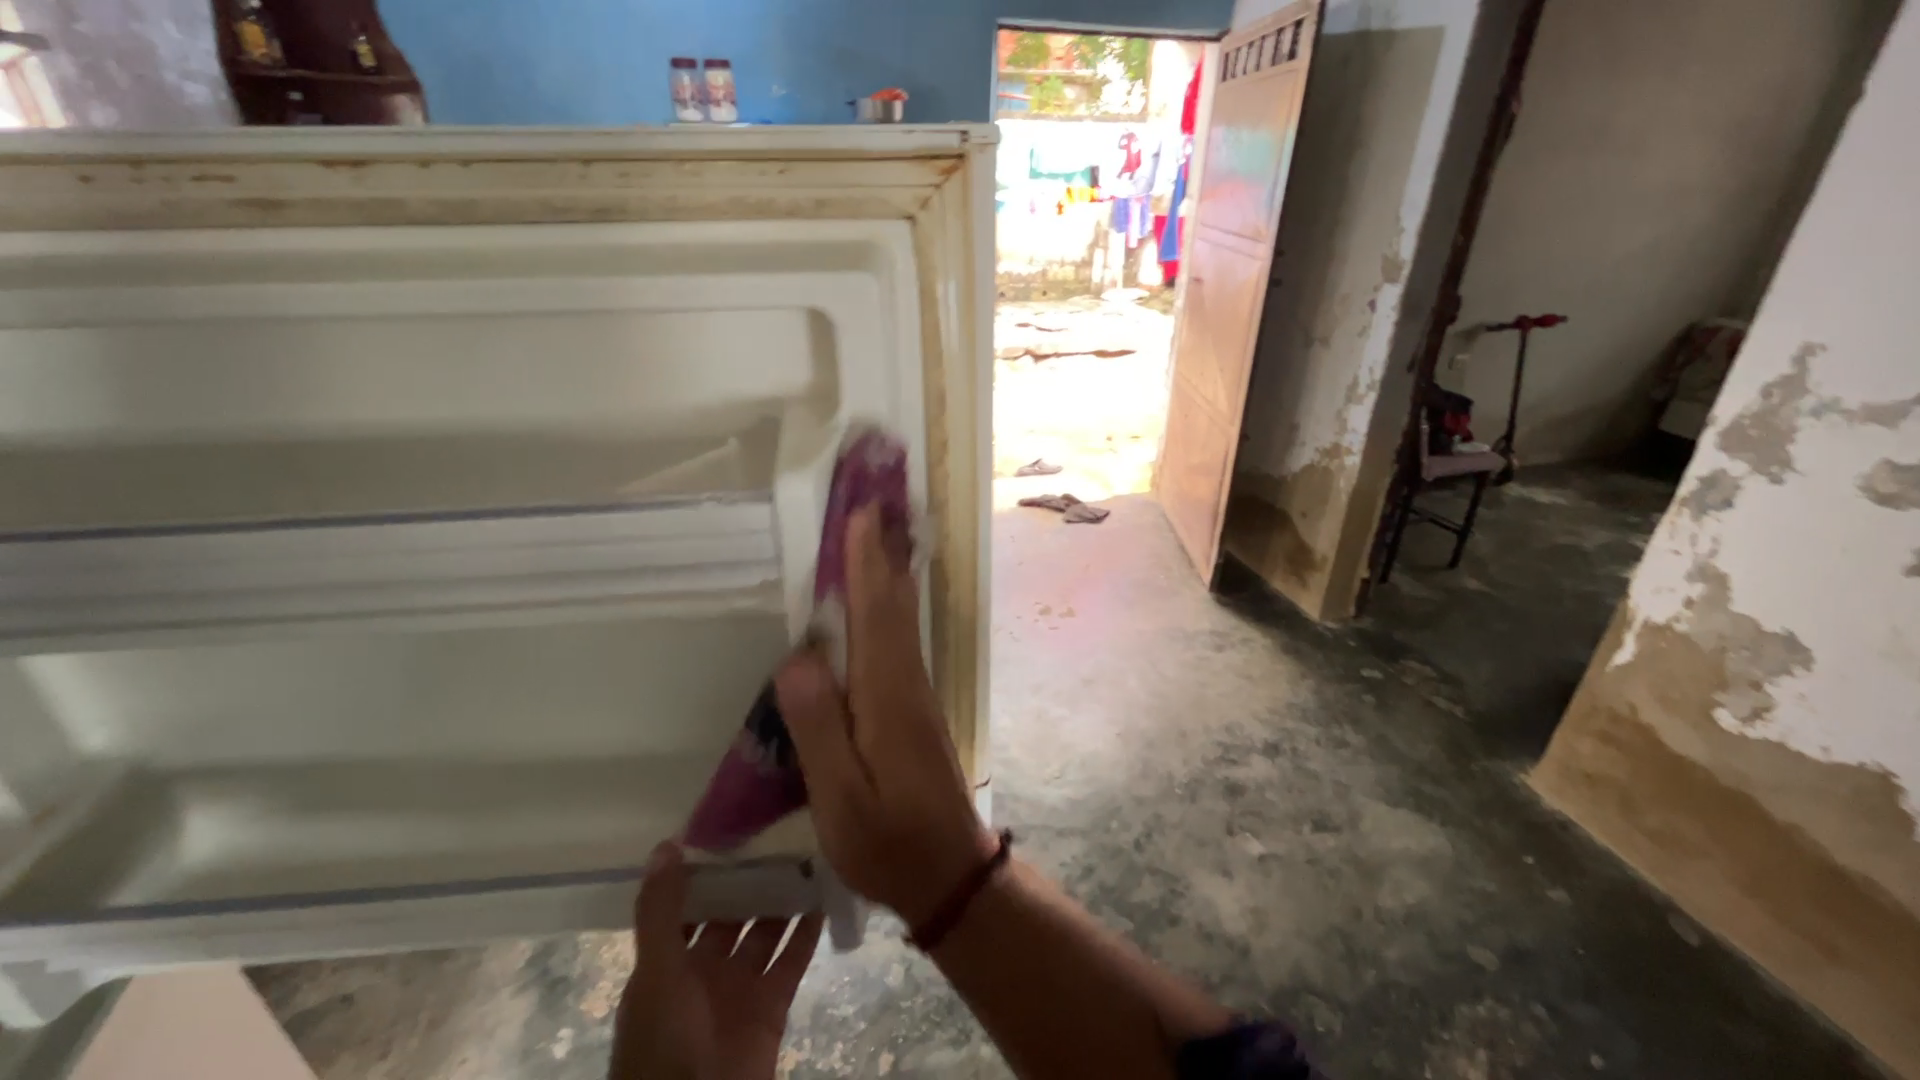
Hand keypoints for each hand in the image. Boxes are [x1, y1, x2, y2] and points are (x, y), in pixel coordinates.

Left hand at [610, 843, 822, 1079]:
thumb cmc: (663, 1044)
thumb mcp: (655, 973)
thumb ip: (660, 912)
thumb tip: (667, 845)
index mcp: (667, 961)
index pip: (687, 904)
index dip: (706, 871)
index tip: (730, 828)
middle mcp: (704, 970)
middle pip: (732, 914)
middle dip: (751, 881)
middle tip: (779, 834)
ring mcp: (740, 988)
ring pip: (765, 933)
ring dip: (783, 901)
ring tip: (808, 857)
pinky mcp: (772, 1007)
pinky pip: (792, 961)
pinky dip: (807, 934)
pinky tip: (823, 900)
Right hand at [775, 504, 997, 927]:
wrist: (948, 872)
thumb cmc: (889, 841)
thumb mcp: (841, 798)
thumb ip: (820, 728)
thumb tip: (799, 658)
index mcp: (887, 697)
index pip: (875, 614)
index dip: (866, 562)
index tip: (862, 512)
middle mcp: (907, 682)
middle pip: (894, 603)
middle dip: (882, 550)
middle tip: (873, 497)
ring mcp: (914, 694)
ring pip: (900, 617)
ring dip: (887, 569)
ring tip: (875, 529)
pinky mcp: (913, 707)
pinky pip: (898, 638)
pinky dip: (888, 604)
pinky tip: (879, 598)